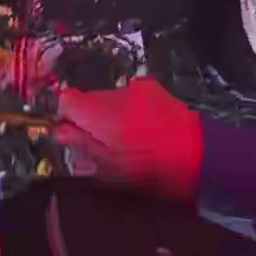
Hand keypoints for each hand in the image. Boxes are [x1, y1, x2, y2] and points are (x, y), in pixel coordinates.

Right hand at [56, 77, 203, 202]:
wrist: (194, 153)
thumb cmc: (148, 168)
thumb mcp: (108, 166)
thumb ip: (82, 144)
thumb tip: (62, 131)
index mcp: (101, 113)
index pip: (67, 99)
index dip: (65, 115)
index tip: (68, 133)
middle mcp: (116, 93)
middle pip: (89, 98)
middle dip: (88, 117)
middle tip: (99, 144)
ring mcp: (137, 88)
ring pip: (110, 98)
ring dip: (110, 114)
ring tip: (125, 139)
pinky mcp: (153, 88)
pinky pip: (130, 96)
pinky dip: (130, 109)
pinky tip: (142, 128)